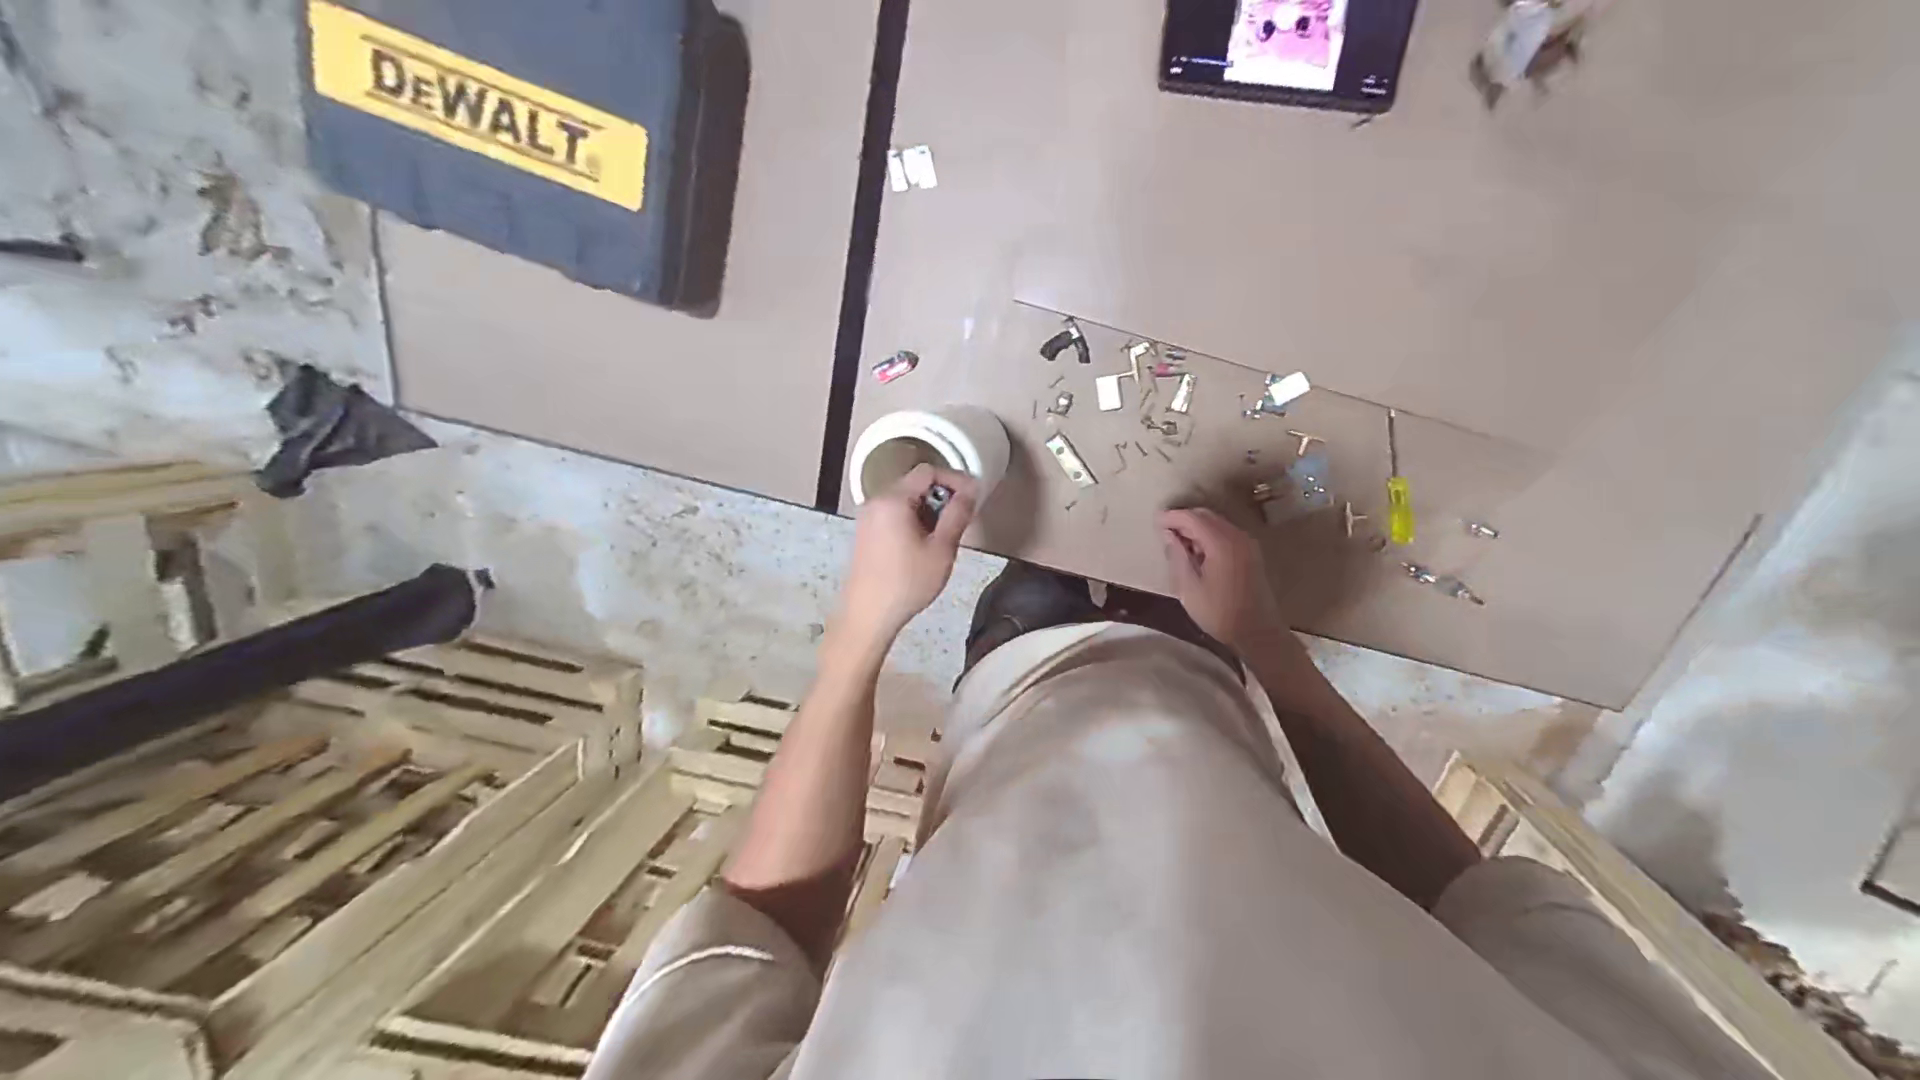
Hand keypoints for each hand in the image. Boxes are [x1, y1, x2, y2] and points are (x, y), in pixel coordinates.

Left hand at [835, 464, 978, 651]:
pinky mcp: (866, 533)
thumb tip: (970, 491)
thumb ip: (958, 514)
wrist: (869, 615)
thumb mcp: (942, 549)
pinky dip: (913, 519)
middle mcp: (875, 502)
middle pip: (915, 483)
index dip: (955, 479)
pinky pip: (894, 514)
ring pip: (905, 500)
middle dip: (942, 496)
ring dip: (928, 510)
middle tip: (960, 519)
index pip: (928, 472)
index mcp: (892, 500)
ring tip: (944, 536)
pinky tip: (924, 545)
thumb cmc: (907, 584)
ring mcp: (868, 517)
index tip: (972, 497)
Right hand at [1160, 507, 1287, 649]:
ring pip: (1217, 523)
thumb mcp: (1188, 588)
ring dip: (1196, 527)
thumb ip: (1177, 556)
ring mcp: (1247, 544)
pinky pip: (1226, 533)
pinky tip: (1197, 551)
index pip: (1192, 518)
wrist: (1257, 632)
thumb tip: (1169, 535)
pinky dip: (1209, 535)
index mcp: (1221, 543)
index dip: (1172, 517)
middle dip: (1183, 520)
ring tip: (1178, 543)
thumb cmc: (1219, 613)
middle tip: (1163, 531)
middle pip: (1206, 516)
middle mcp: (1237, 537)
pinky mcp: (1251, 553)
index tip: (1155, 522)